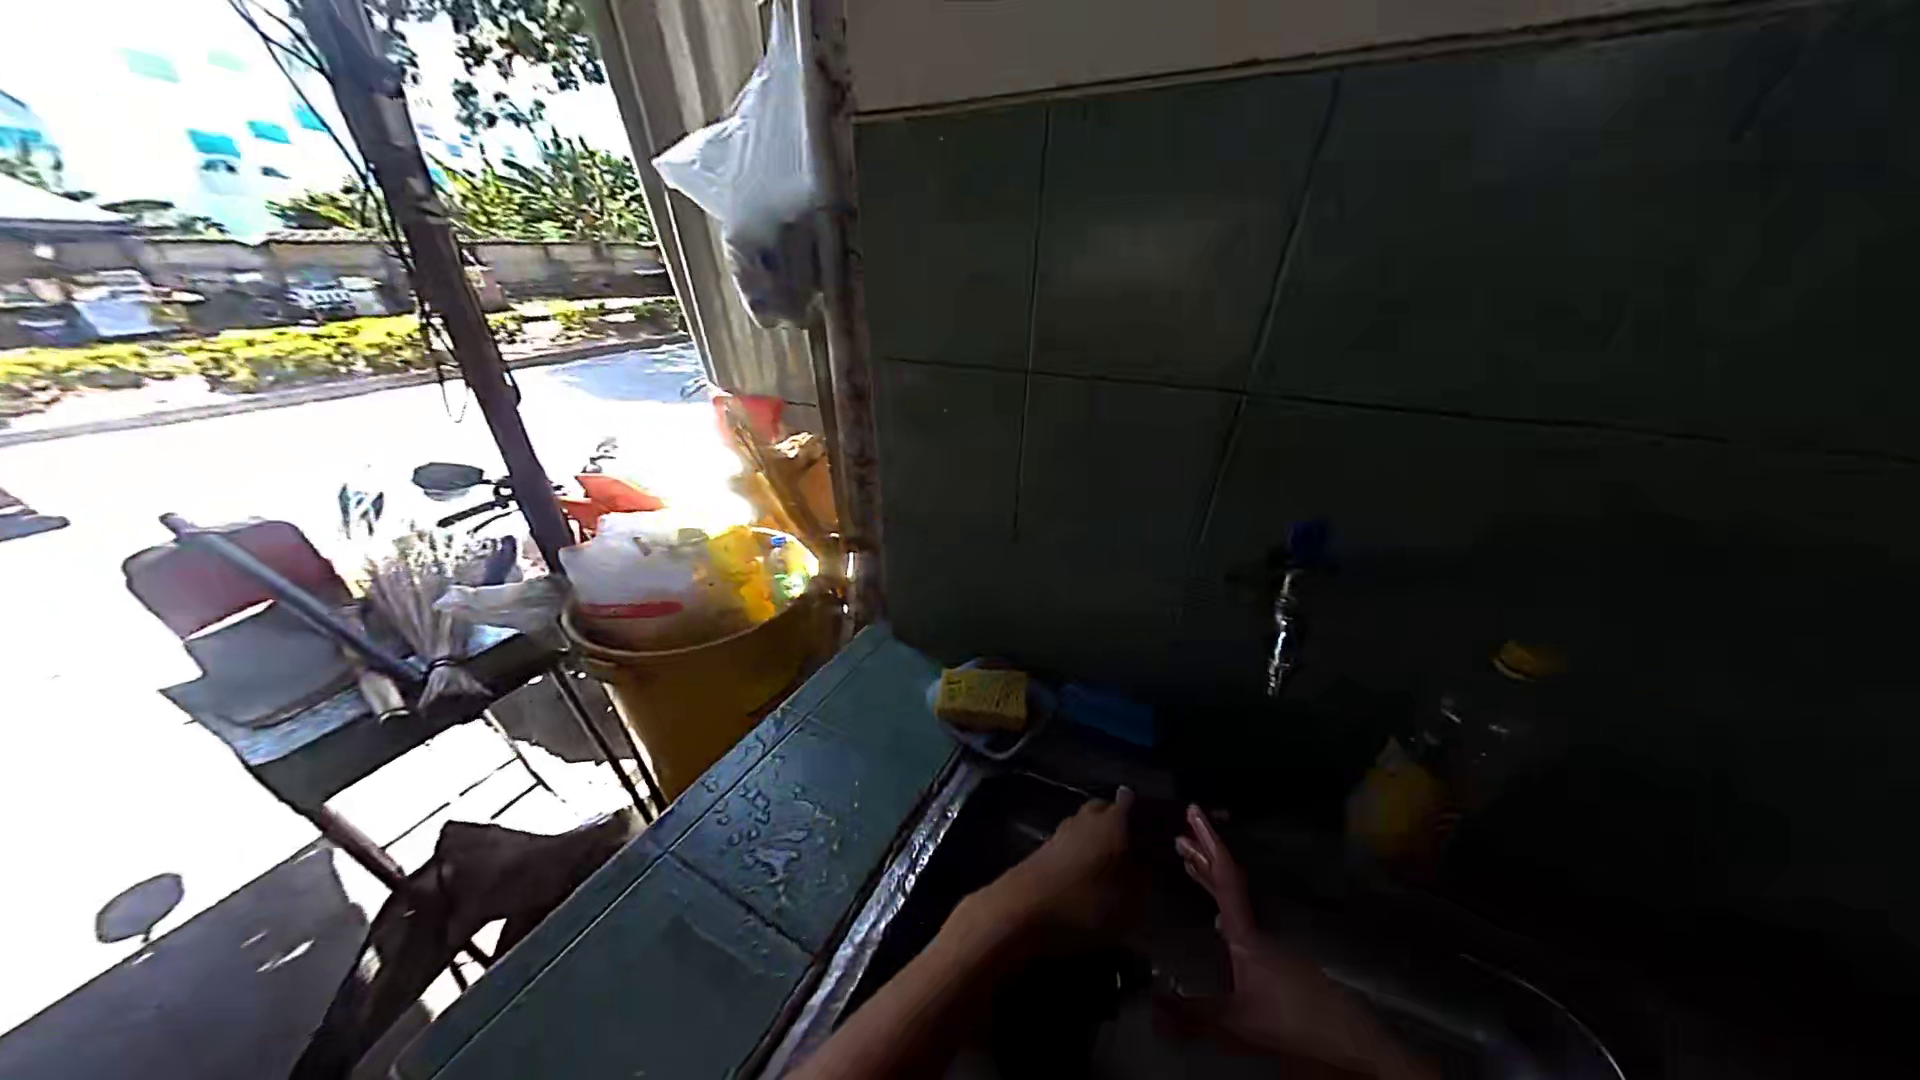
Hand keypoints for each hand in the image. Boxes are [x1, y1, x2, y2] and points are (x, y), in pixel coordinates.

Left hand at [949, 787, 1135, 948]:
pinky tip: (1086, 873)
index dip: (1148, 818)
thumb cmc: (1085, 905)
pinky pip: (1073, 840)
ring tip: (1112, 866)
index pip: (1137, 806)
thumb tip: (1148, 856)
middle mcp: (1089, 816)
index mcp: (1115, 821)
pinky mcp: (1045, 846)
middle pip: (1110, 811)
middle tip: (1135, 850)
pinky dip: (1083, 850)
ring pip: (1089, 824)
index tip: (1159, 834)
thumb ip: (1144, 875)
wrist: (1021, 911)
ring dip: (1100, 837)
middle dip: (1123, 825)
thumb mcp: (1131, 901)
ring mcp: (1063, 829)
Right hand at [1173, 806, 1432, 1079]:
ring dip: (1211, 877)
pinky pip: (1242, 914)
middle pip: (1228, 880)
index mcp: (1246, 933)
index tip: (1194, 810)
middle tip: (1178, 835)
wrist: (1352, 1043)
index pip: (1224, 878)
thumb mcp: (1240, 1023)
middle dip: (1203, 855)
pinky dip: (1223, 902)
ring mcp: (1271, 936)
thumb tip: (1153, 1012)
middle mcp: (1258, 925)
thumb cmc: (1295, 1023)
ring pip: (1236, 896)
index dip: (1209, 843)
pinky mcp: (1279, 953)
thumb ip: (1195, 1017)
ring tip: (1188, 861)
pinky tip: (1214, 918)